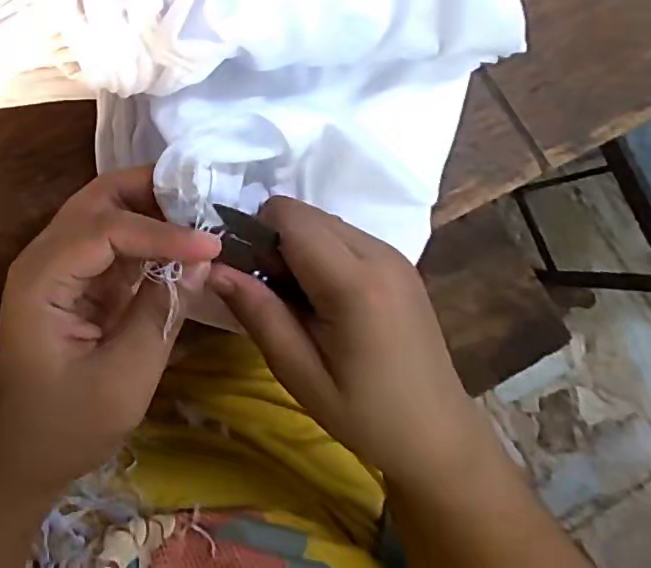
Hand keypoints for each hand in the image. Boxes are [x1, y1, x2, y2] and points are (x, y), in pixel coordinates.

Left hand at [0, 167, 221, 494]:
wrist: (23, 458)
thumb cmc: (67, 426)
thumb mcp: (123, 379)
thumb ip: (160, 312)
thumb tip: (202, 260)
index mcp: (42, 277)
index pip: (104, 229)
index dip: (161, 232)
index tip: (212, 243)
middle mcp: (45, 256)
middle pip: (98, 200)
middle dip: (151, 191)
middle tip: (203, 198)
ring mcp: (59, 264)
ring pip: (106, 211)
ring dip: (152, 208)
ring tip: (201, 215)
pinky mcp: (78, 278)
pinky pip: (115, 241)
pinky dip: (150, 237)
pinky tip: (183, 243)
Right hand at [209, 195, 476, 479]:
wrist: (439, 437)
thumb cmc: (366, 415)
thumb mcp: (299, 373)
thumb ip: (257, 312)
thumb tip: (211, 267)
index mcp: (355, 283)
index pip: (288, 215)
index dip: (256, 233)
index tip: (249, 276)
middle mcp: (378, 253)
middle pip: (303, 212)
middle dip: (274, 240)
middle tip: (272, 293)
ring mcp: (393, 252)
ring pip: (320, 219)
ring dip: (296, 246)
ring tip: (299, 300)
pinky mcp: (397, 259)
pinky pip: (341, 233)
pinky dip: (319, 251)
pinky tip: (324, 298)